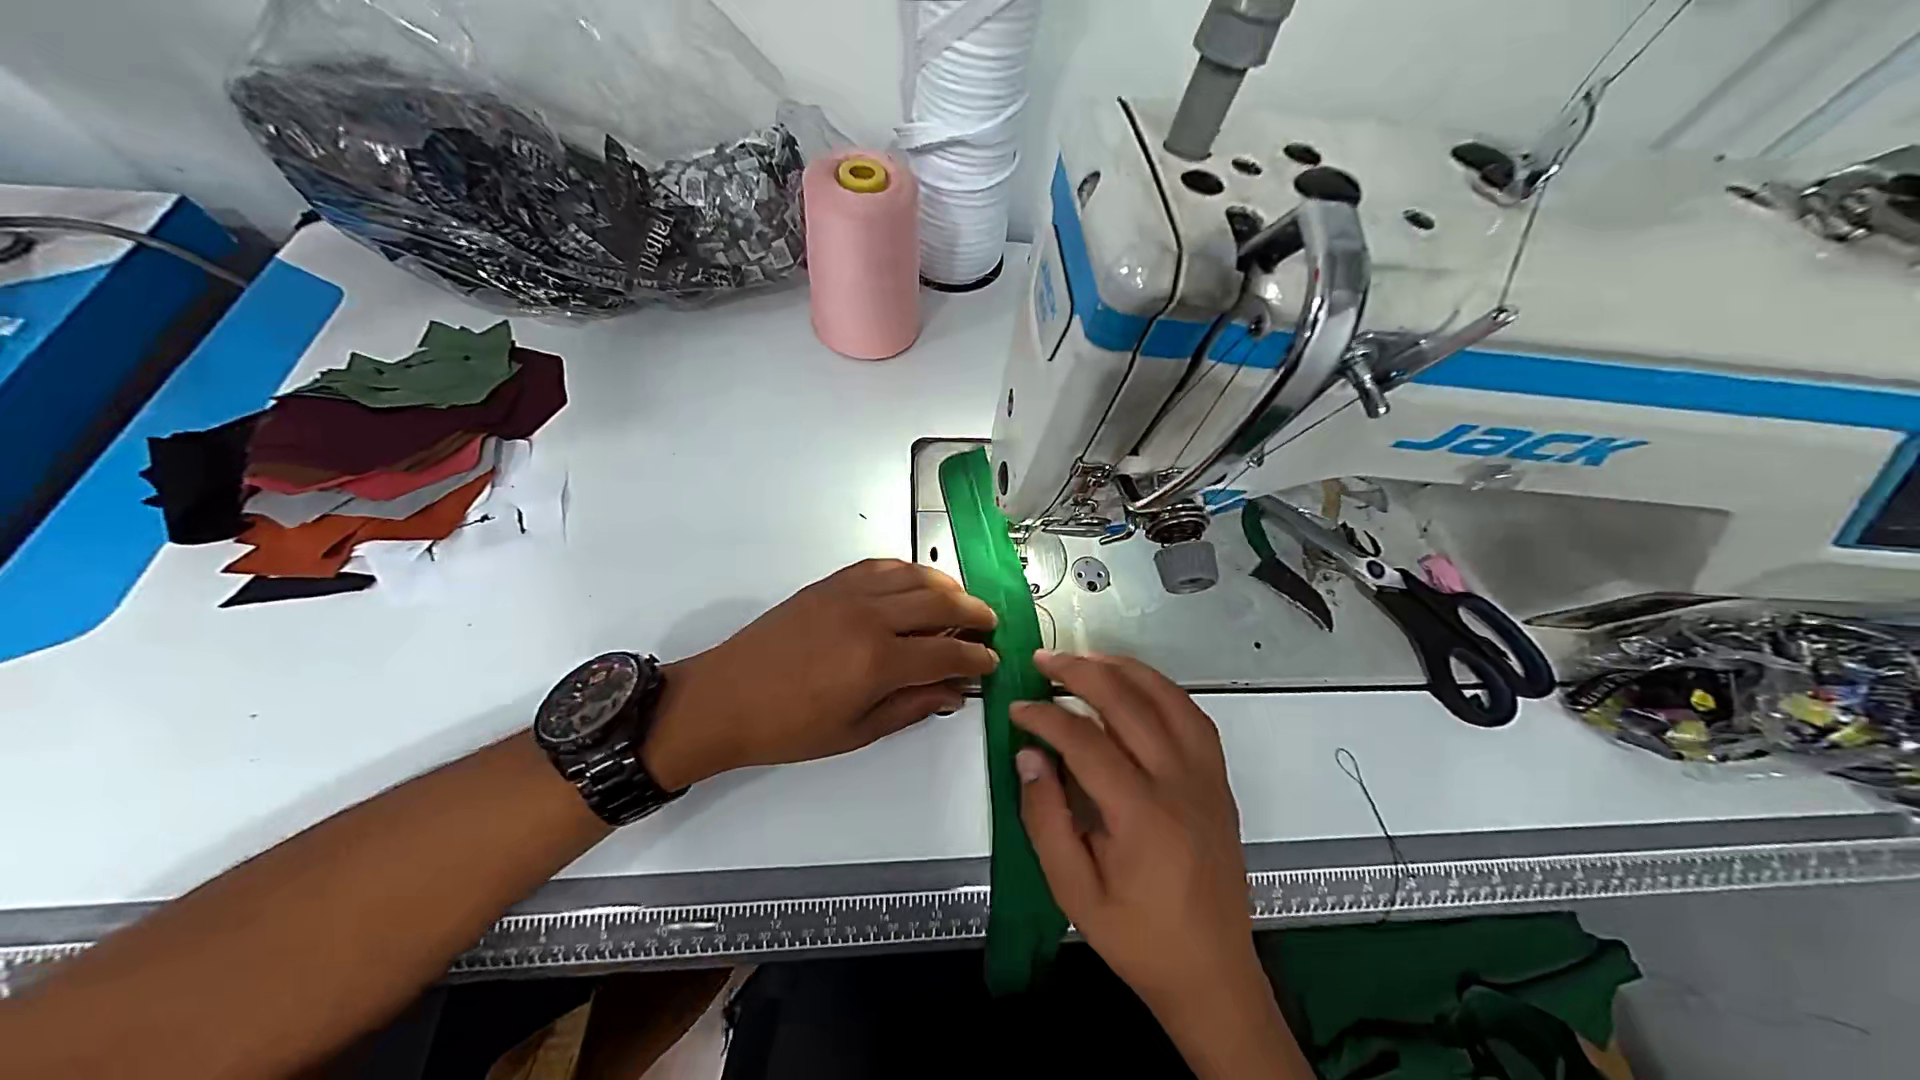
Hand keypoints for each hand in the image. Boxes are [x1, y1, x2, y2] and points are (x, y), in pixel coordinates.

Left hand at [642, 559, 998, 788]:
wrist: (724, 699)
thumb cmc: (788, 728)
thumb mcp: (856, 731)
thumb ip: (911, 707)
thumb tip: (952, 693)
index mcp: (878, 662)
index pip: (948, 652)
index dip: (976, 659)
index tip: (989, 664)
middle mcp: (869, 617)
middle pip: (941, 602)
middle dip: (974, 613)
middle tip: (988, 626)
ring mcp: (848, 593)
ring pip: (915, 575)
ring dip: (947, 586)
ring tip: (961, 603)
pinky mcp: (829, 583)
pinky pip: (881, 566)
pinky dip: (908, 572)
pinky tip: (917, 585)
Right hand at [1013, 651, 1309, 1079]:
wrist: (1211, 972)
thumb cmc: (1137, 937)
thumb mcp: (1073, 891)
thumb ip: (1045, 818)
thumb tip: (1029, 755)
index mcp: (1141, 814)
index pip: (1085, 740)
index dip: (1045, 716)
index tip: (1017, 709)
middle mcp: (1180, 783)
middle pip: (1129, 702)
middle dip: (1080, 671)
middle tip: (1044, 661)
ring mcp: (1207, 777)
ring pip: (1167, 698)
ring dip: (1124, 669)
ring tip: (1086, 659)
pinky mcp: (1220, 780)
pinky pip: (1193, 716)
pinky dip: (1161, 689)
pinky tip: (1136, 686)